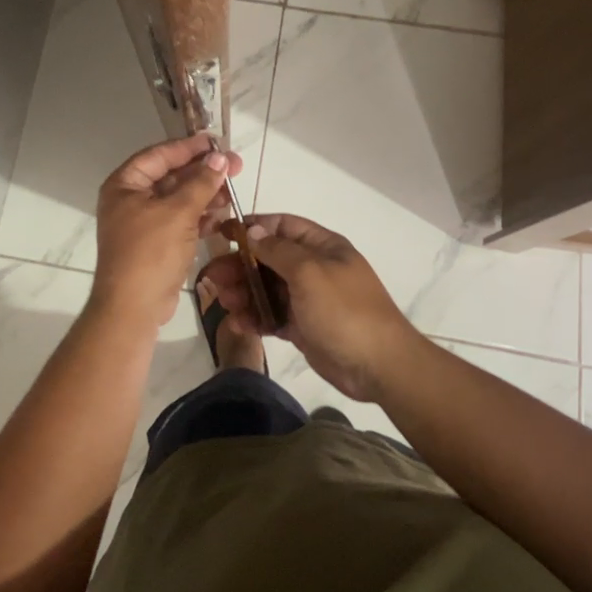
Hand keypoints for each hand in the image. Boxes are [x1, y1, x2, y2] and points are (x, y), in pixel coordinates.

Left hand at [92, 135, 242, 325]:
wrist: (134, 307)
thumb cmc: (150, 252)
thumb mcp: (178, 212)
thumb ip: (201, 182)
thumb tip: (219, 158)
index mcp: (125, 185)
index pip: (159, 155)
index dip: (189, 147)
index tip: (217, 142)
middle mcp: (130, 200)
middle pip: (171, 176)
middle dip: (202, 172)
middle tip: (235, 166)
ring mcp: (143, 223)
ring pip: (178, 200)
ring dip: (204, 195)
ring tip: (232, 192)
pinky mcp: (156, 244)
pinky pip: (180, 221)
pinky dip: (199, 217)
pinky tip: (222, 216)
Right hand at [200, 213, 424, 402]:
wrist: (378, 365)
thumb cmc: (344, 310)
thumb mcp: (309, 272)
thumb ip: (278, 250)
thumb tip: (253, 229)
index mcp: (322, 246)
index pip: (282, 225)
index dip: (253, 227)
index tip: (222, 235)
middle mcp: (314, 268)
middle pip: (269, 259)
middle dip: (241, 266)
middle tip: (213, 277)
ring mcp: (308, 299)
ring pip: (267, 289)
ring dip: (244, 293)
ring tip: (224, 302)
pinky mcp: (302, 327)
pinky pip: (272, 316)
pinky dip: (255, 318)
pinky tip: (238, 324)